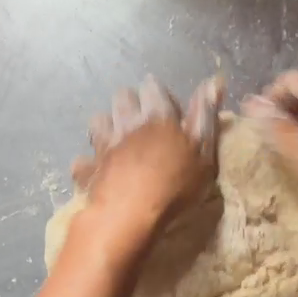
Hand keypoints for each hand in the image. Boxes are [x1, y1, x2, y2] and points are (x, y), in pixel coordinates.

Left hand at [71, 75, 222, 246]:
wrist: (131, 216)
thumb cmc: (175, 184)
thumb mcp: (204, 151)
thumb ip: (206, 114)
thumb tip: (214, 80)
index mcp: (157, 115)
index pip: (153, 86)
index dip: (159, 93)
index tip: (169, 108)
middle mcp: (128, 122)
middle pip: (122, 96)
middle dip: (131, 102)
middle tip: (143, 120)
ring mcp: (105, 144)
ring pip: (99, 119)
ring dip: (107, 124)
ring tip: (119, 139)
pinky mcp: (90, 168)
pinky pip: (83, 160)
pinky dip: (89, 163)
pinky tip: (97, 170)